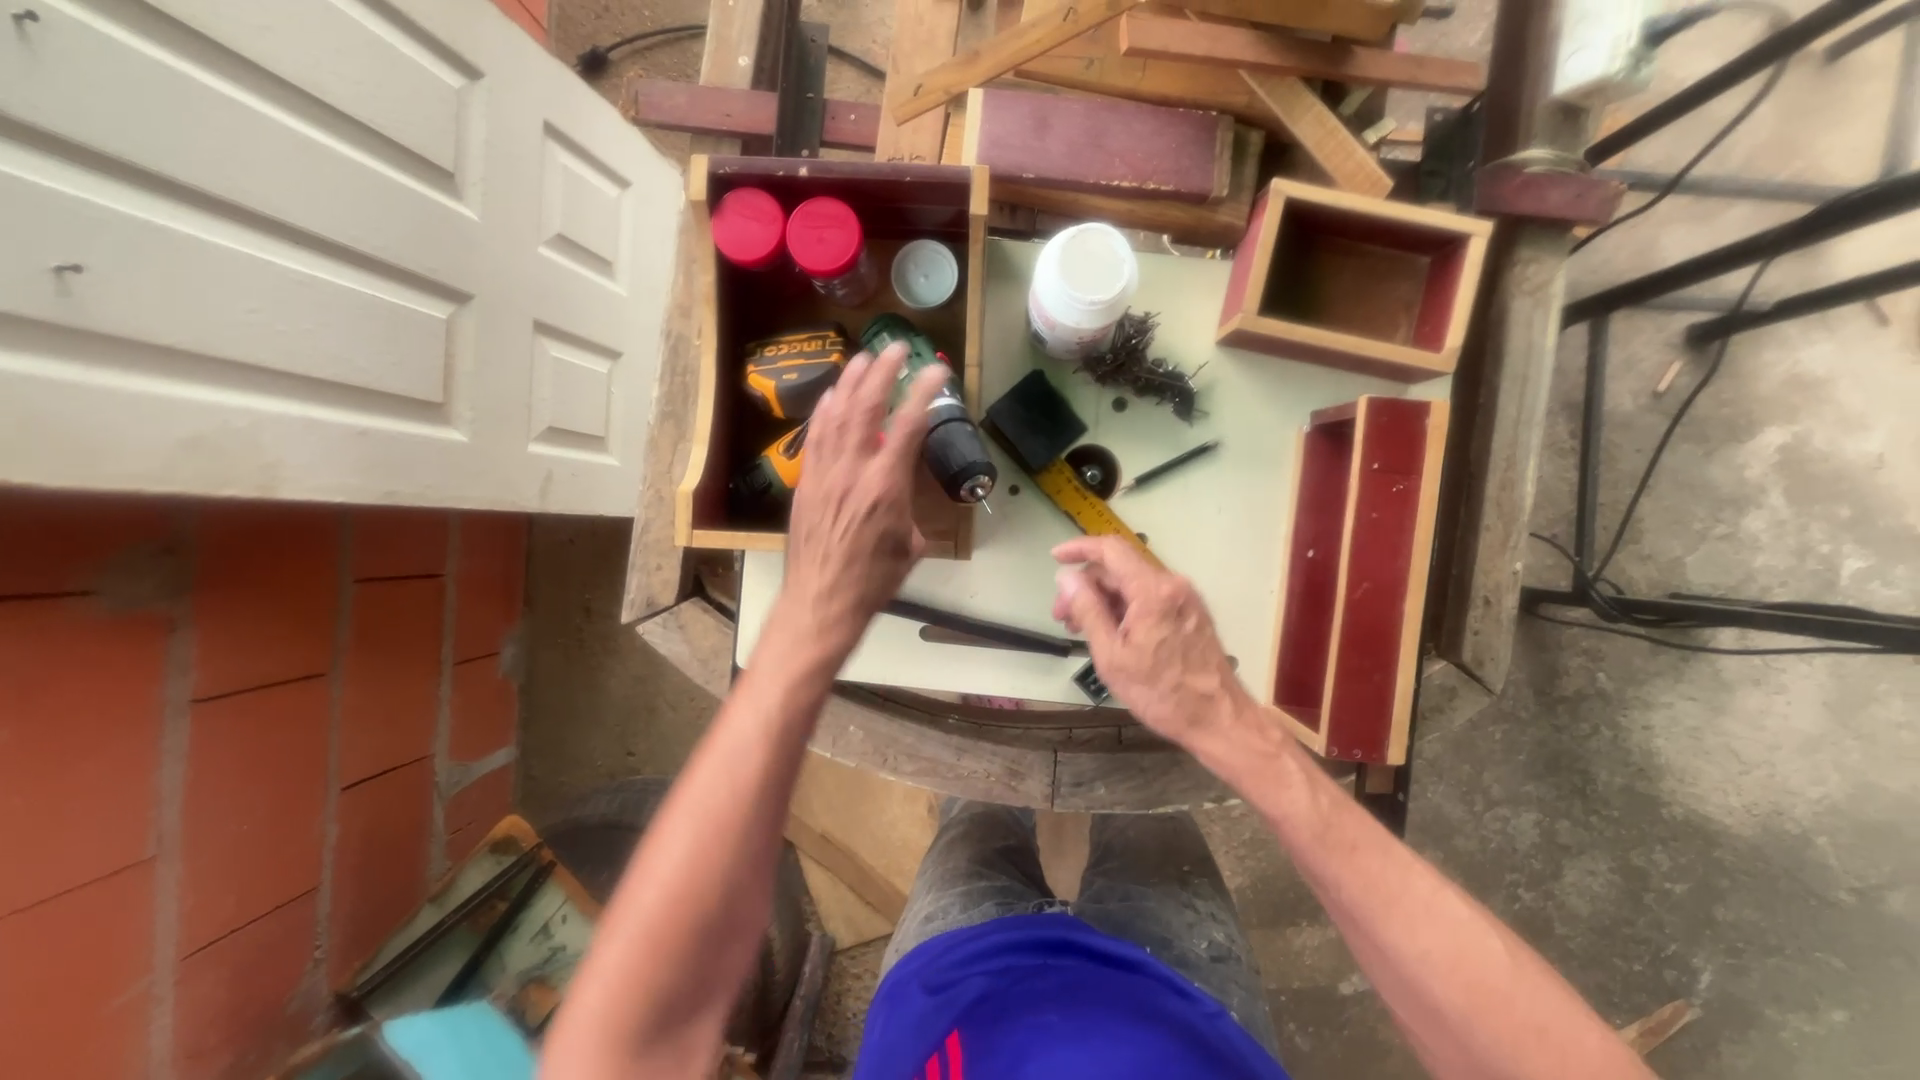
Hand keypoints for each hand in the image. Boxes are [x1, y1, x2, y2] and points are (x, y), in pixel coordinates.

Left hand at [782, 343, 947, 650]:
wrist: (821, 602)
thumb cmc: (873, 582)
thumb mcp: (910, 547)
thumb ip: (911, 511)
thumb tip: (909, 498)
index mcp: (886, 487)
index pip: (909, 426)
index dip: (924, 392)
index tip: (936, 369)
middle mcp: (853, 471)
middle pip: (868, 408)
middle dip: (883, 372)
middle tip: (896, 347)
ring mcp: (825, 473)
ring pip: (837, 415)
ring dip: (851, 382)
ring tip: (864, 358)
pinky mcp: (806, 482)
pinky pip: (816, 436)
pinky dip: (826, 411)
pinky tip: (832, 395)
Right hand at [1052, 537, 1256, 745]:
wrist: (1218, 719)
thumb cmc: (1161, 693)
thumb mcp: (1112, 655)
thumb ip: (1087, 610)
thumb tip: (1067, 577)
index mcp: (1152, 591)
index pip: (1110, 550)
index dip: (1079, 548)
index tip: (1055, 558)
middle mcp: (1172, 585)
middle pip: (1120, 569)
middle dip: (1087, 585)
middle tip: (1063, 616)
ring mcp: (1185, 598)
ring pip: (1134, 584)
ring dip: (1104, 599)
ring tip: (1082, 628)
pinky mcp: (1191, 613)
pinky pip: (1150, 597)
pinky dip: (1125, 607)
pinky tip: (1110, 631)